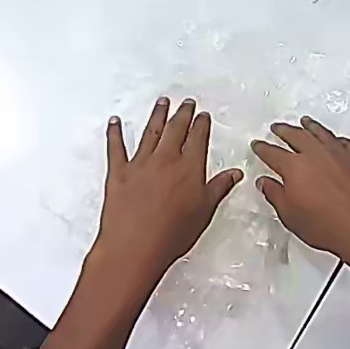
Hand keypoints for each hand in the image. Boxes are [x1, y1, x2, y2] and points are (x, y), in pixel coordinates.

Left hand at [87, 97, 241, 299]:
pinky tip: (115, 121)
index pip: (198, 139)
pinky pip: (116, 147)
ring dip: (157, 115)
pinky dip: (114, 133)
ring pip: (150, 132)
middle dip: (182, 114)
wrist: (135, 246)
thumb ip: (219, 187)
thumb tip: (235, 173)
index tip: (203, 116)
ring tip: (162, 102)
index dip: (201, 125)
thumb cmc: (172, 233)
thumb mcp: (205, 211)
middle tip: (186, 103)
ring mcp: (140, 163)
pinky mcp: (118, 172)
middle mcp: (166, 159)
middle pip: (176, 129)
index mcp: (189, 167)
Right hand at [251, 117, 349, 263]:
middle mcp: (315, 154)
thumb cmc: (331, 225)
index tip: (259, 145)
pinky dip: (335, 138)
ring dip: (309, 126)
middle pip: (295, 135)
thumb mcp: (290, 215)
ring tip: (304, 122)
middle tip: (277, 128)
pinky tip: (334, 139)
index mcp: (294, 166)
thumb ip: (275, 195)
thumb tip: (266, 184)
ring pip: (319, 132)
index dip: (263, 148)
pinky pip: (342, 141)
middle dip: (283, 131)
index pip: (272, 152)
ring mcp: (337, 153)